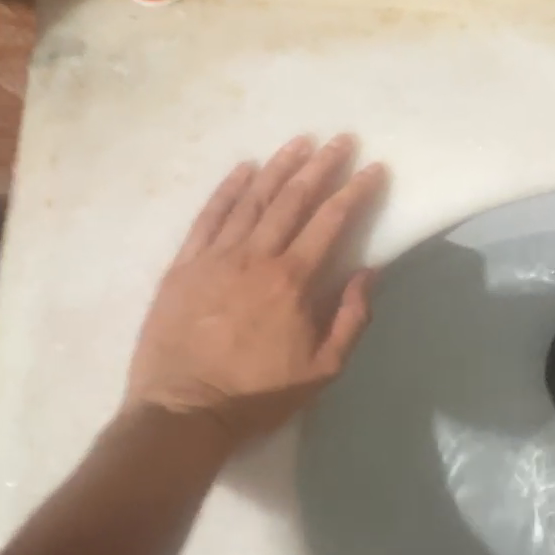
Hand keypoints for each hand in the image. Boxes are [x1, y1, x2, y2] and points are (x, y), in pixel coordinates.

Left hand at [124, 135, 385, 446]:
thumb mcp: (323, 369)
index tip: (373, 168)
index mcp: (293, 281)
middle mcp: (256, 257)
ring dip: (278, 167)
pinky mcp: (183, 266)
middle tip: (340, 140)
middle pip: (293, 199)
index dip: (356, 191)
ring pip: (252, 200)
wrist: (181, 415)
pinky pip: (208, 217)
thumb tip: (369, 272)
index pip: (331, 221)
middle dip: (320, 166)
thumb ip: (351, 317)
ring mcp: (215, 258)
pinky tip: (244, 169)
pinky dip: (228, 190)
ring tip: (299, 142)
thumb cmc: (259, 395)